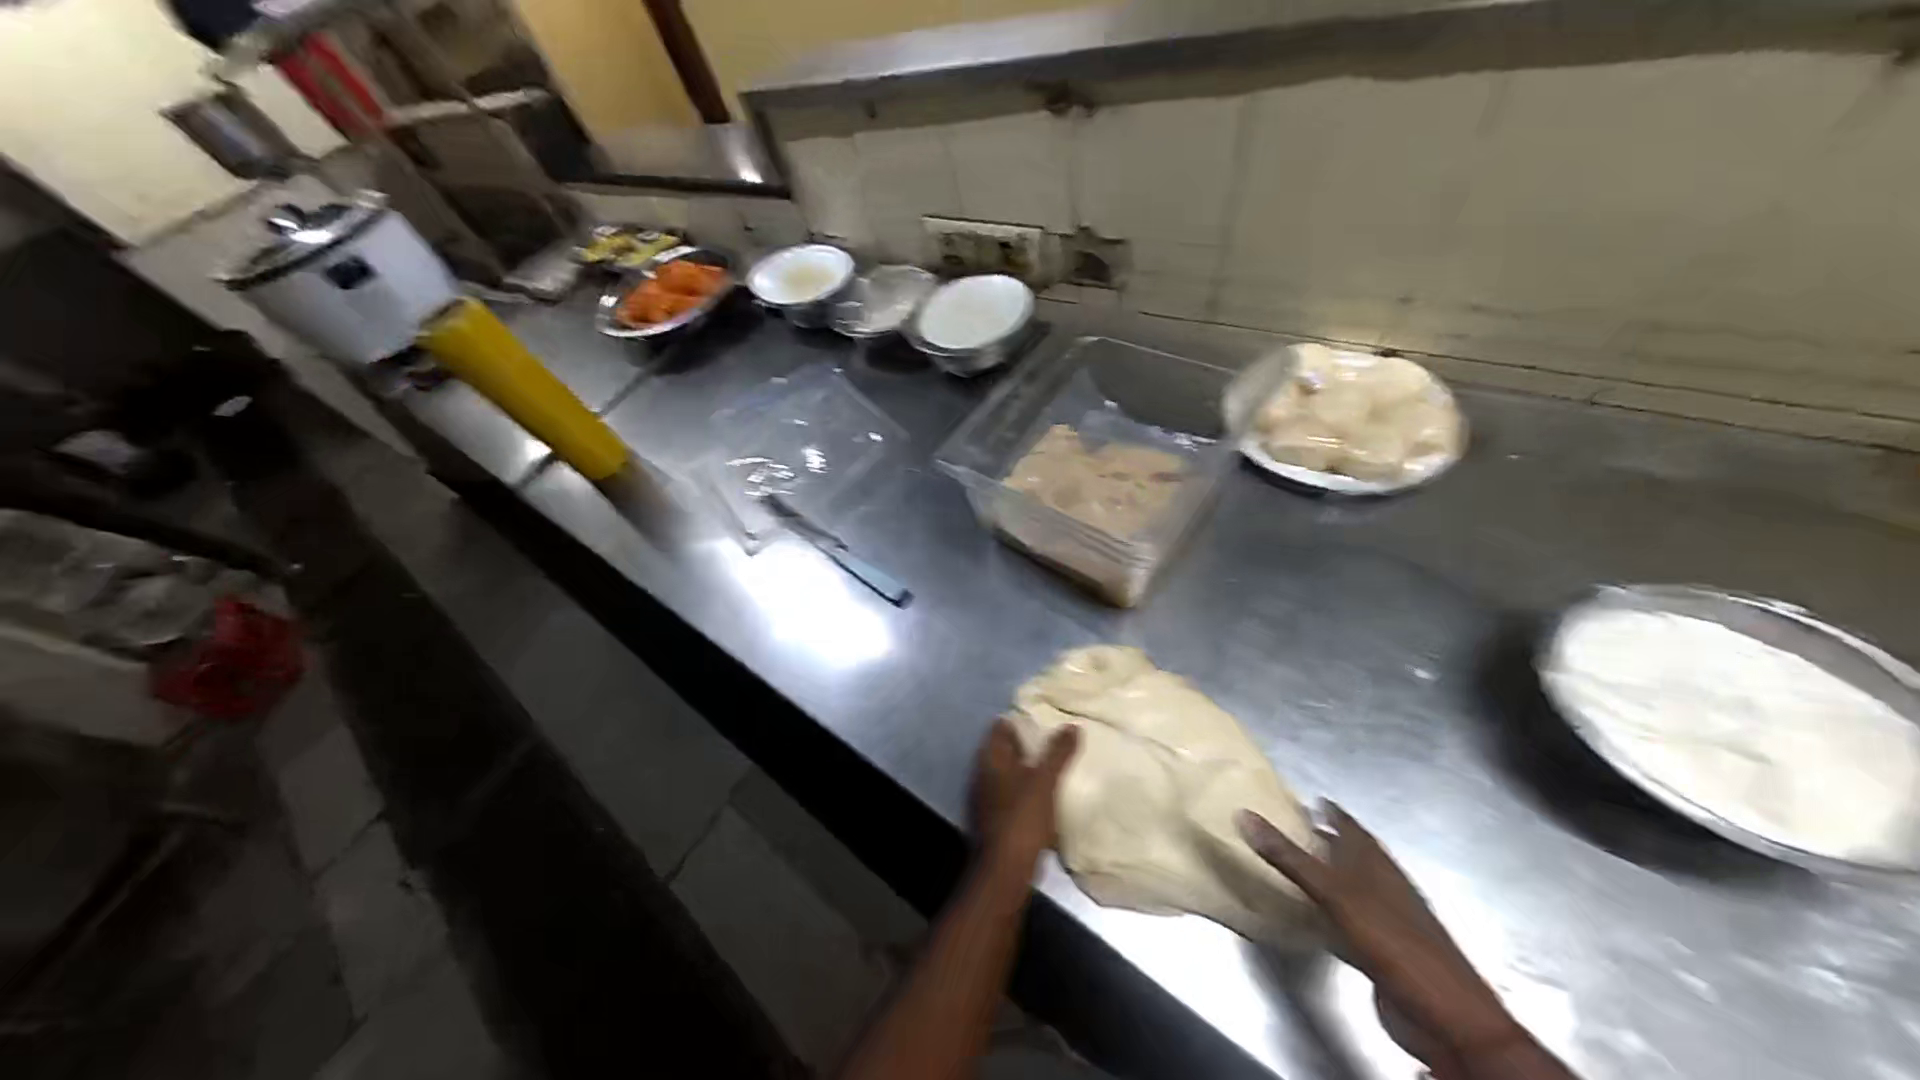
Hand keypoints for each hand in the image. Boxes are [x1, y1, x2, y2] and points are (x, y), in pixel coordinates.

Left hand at [973, 719, 1078, 866]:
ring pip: (1009, 773)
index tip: (1044, 717)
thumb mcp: (1045, 781)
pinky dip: (1027, 790)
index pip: (1000, 728)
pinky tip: (1047, 796)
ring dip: (1028, 769)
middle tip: (1055, 739)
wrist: (1005, 869)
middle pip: (1005, 750)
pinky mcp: (995, 819)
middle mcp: (983, 774)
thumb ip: (1058, 752)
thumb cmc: (1022, 818)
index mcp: (990, 759)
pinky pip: (1012, 794)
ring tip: (1055, 765)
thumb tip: (1072, 726)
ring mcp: (986, 798)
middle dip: (1027, 744)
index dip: (1020, 720)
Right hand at [1238, 804, 1522, 1062]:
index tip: (1303, 797)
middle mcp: (1383, 887)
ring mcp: (1384, 922)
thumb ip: (1290, 858)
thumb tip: (1245, 815)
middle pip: (1350, 855)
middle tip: (1288, 828)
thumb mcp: (1336, 895)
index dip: (1329, 811)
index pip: (1351, 827)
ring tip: (1290, 866)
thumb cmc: (1394, 943)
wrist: (1447, 1018)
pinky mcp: (1379, 952)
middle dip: (1322, 841)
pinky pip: (1343, 922)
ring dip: (1322, 877)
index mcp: (1378, 865)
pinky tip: (1305, 918)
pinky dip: (1324, 914)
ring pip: (1347, 888)